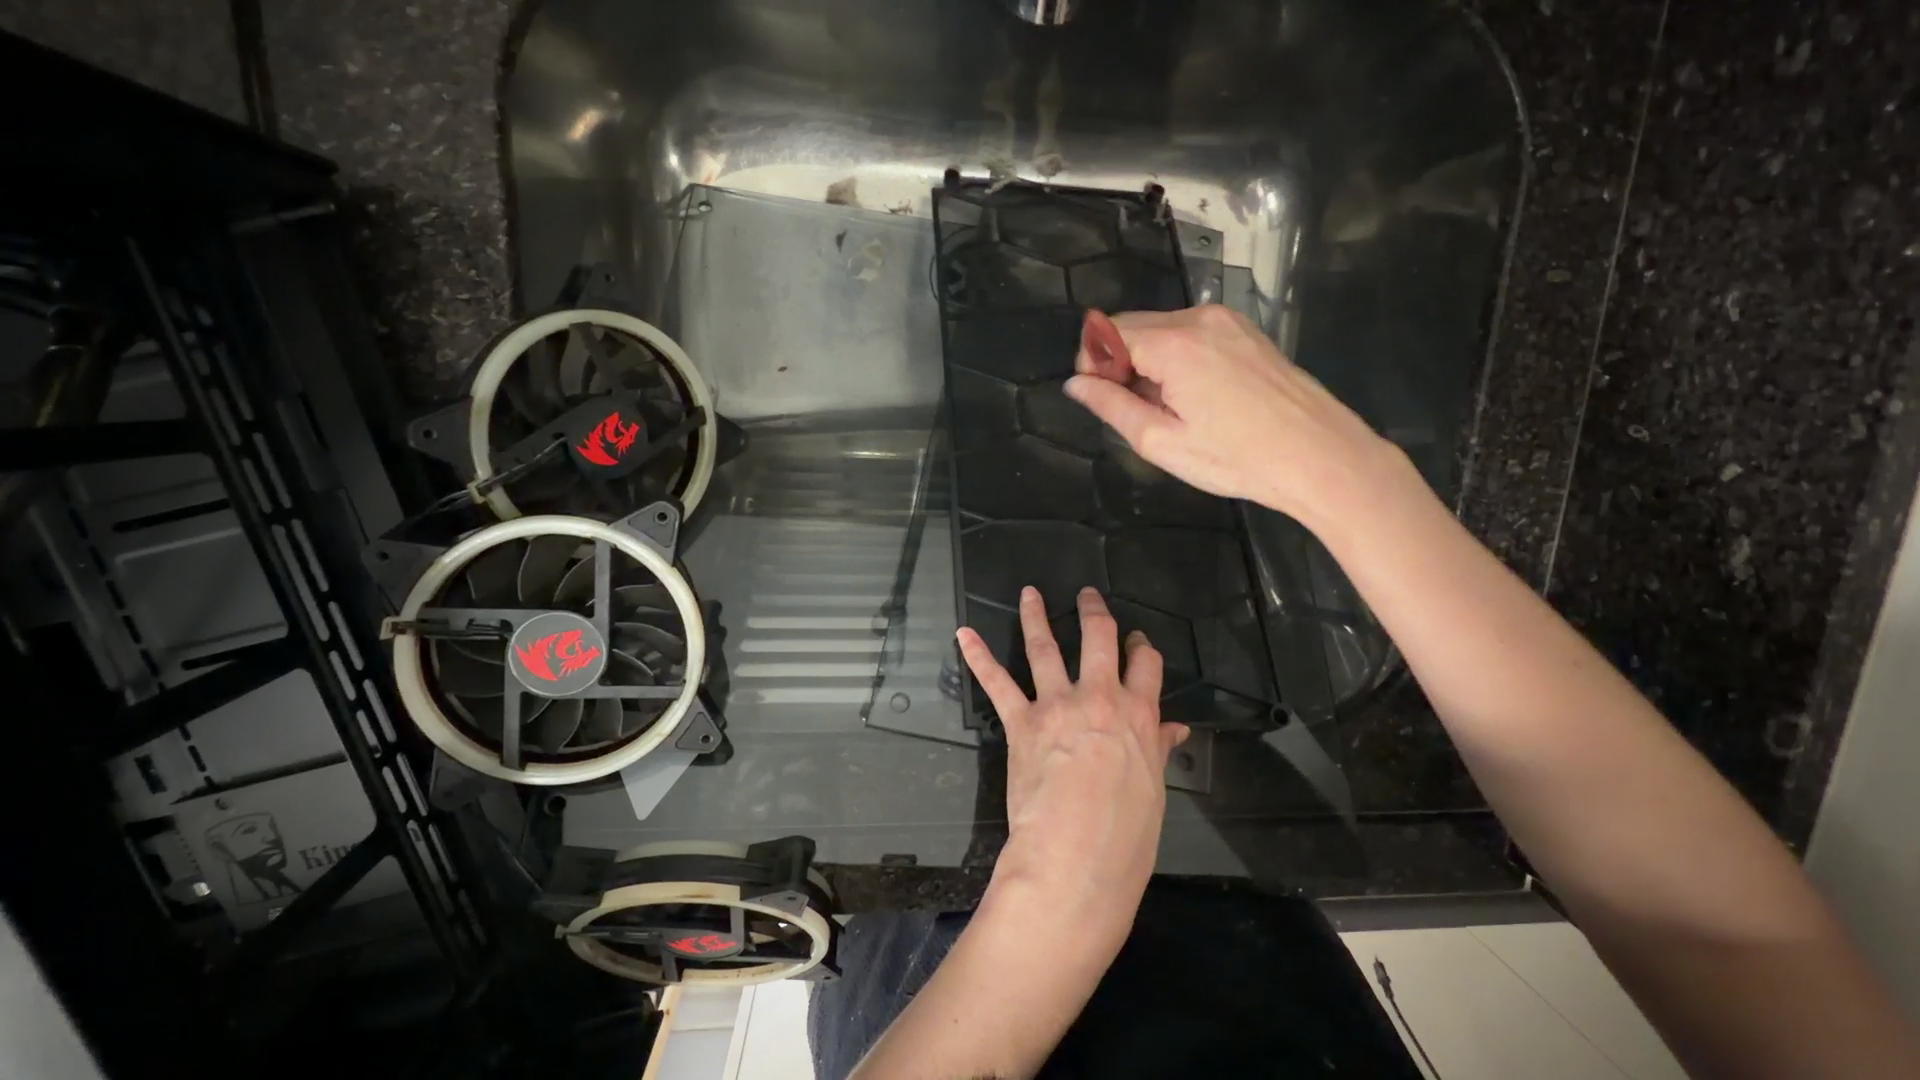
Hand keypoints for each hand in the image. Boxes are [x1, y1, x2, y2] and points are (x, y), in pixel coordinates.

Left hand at [957, 586, 1188, 929]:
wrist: (1074, 856)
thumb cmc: (1125, 835)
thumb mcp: (1154, 791)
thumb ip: (1156, 750)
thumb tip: (1173, 729)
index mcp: (1139, 716)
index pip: (1146, 666)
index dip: (1142, 648)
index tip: (1138, 640)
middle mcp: (1099, 698)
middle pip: (1099, 640)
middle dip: (1095, 613)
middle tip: (1088, 595)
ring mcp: (1057, 706)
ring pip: (1045, 648)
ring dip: (1036, 617)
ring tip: (1029, 593)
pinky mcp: (1021, 722)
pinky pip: (997, 683)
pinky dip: (979, 657)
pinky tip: (964, 635)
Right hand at [1066, 305, 1403, 530]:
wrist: (1320, 456)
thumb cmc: (1236, 458)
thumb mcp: (1162, 441)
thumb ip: (1111, 407)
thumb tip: (1076, 384)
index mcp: (1174, 342)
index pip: (1107, 332)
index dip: (1093, 364)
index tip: (1101, 400)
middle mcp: (1200, 318)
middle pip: (1134, 325)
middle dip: (1120, 362)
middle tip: (1132, 410)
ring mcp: (1228, 321)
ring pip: (1163, 329)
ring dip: (1149, 361)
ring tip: (1167, 409)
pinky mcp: (1247, 332)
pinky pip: (1193, 334)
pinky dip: (1178, 358)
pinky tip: (1196, 398)